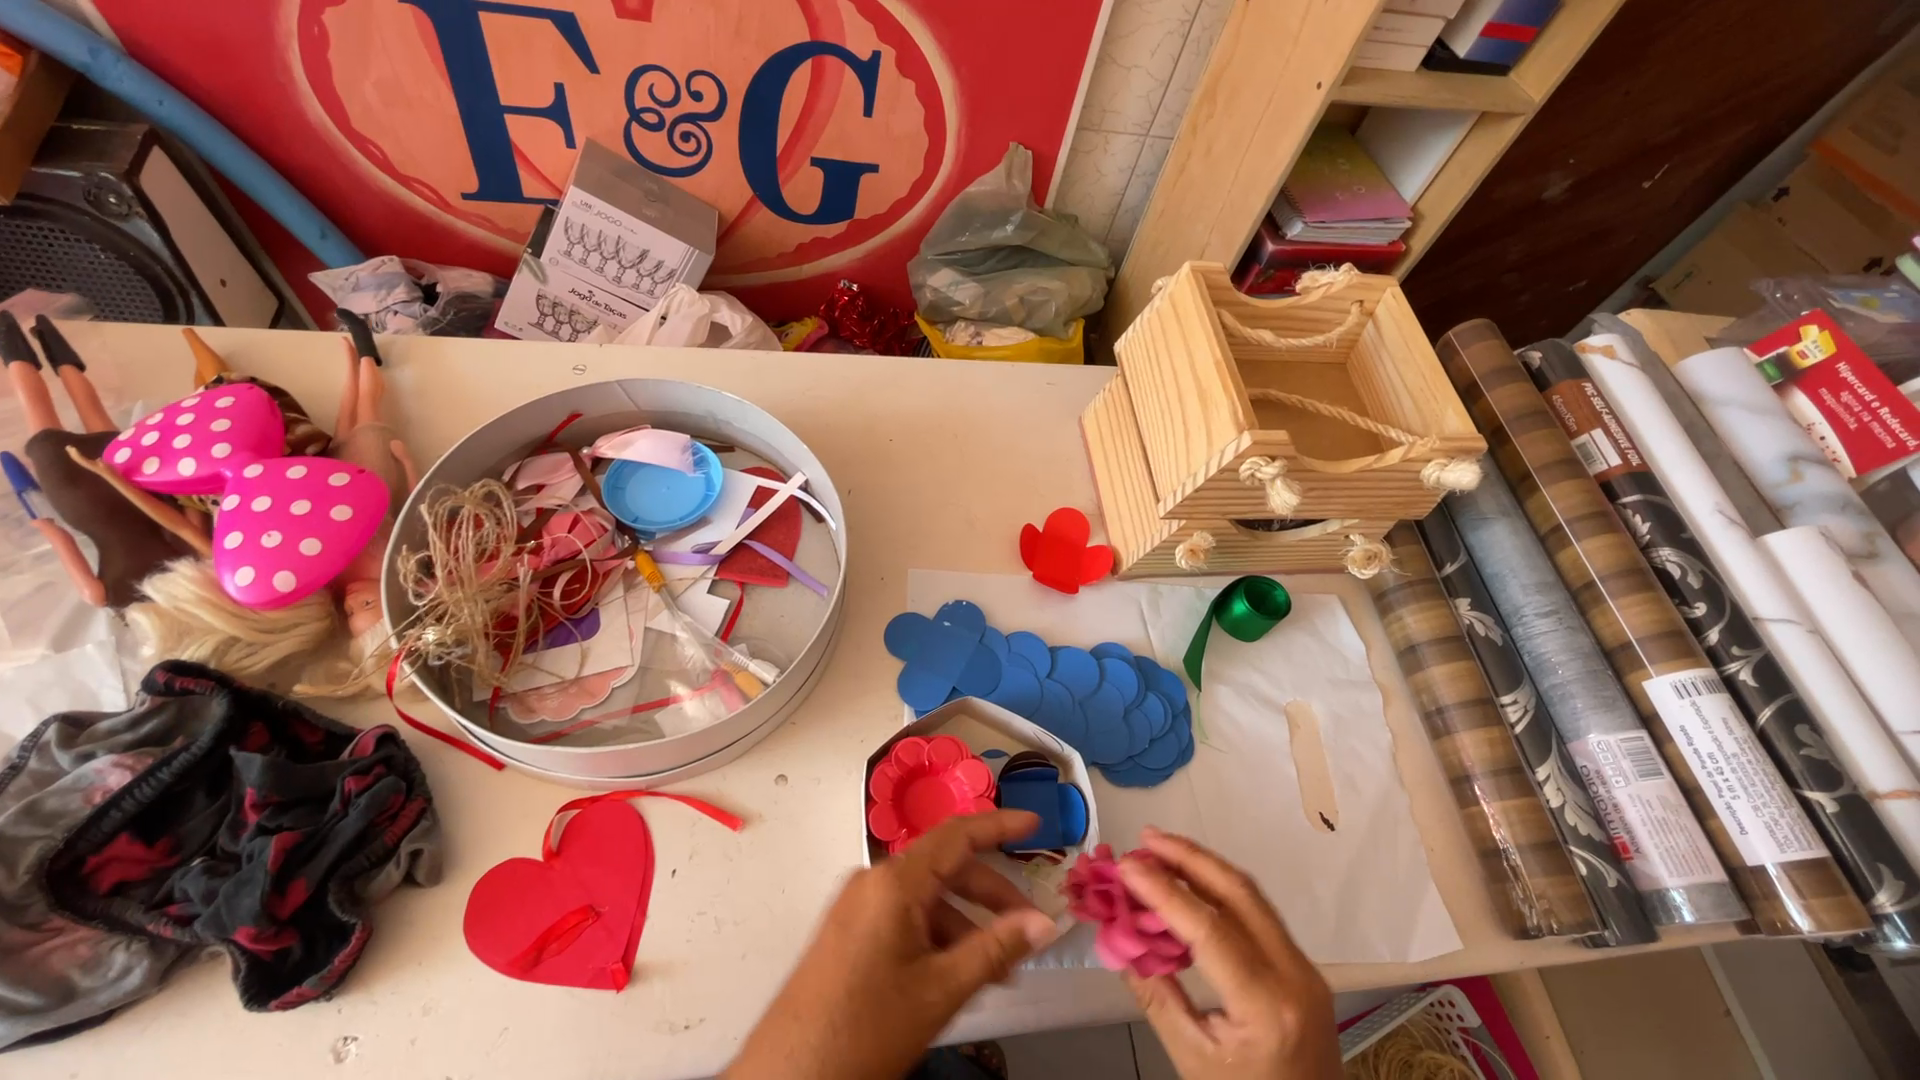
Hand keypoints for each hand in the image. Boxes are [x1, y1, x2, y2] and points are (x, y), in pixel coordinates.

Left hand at [724, 810, 1058, 1079]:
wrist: (792, 1075)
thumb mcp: (941, 989)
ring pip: (926, 899)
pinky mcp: (848, 932)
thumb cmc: (867, 1027)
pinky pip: (904, 917)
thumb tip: (1042, 923)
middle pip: (945, 869)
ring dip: (966, 924)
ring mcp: (856, 906)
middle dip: (991, 895)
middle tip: (1029, 929)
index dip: (999, 826)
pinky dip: (937, 936)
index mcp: (894, 882)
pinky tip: (958, 974)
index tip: (1033, 824)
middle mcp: (872, 882)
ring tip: (998, 970)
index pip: (957, 835)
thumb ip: (996, 949)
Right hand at [1122, 828, 1339, 1079]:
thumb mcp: (1190, 1057)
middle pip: (1239, 894)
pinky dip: (1220, 891)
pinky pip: (1259, 915)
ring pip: (1253, 897)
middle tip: (1144, 839)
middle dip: (1189, 857)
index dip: (1163, 891)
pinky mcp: (1303, 968)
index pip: (1209, 929)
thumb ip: (1155, 992)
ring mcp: (1305, 969)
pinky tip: (1189, 885)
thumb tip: (1118, 937)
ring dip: (1204, 867)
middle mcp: (1295, 975)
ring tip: (1160, 849)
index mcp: (1266, 1006)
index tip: (1126, 867)